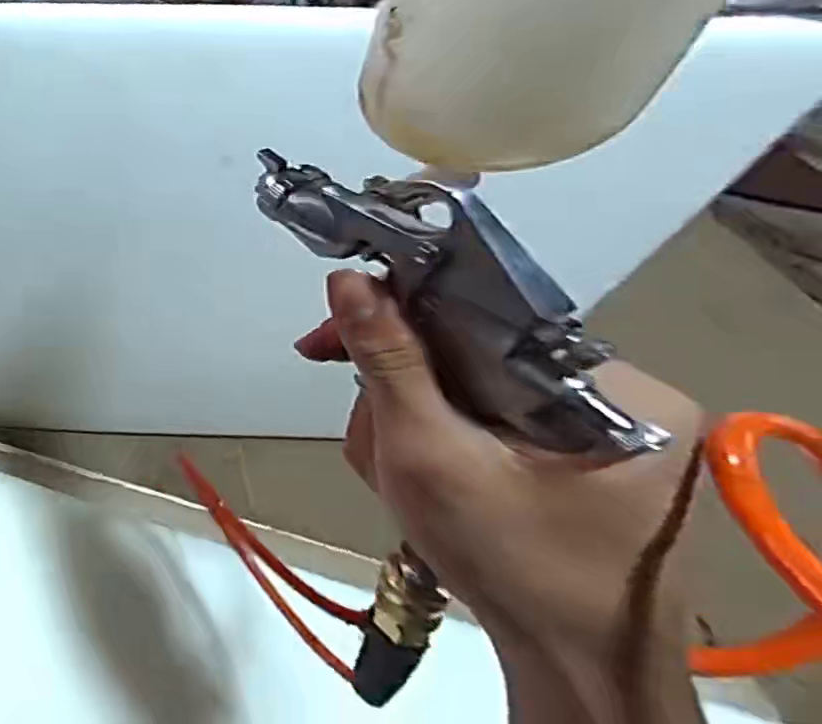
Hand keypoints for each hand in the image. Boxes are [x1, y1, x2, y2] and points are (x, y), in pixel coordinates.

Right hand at [296, 271, 704, 710]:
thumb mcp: (429, 452)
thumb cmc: (508, 560)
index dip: (396, 317)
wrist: (570, 667)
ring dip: (402, 419)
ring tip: (393, 469)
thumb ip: (388, 361)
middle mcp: (615, 395)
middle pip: (462, 350)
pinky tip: (412, 470)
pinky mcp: (566, 448)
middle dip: (395, 390)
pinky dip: (426, 434)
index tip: (329, 340)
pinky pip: (472, 411)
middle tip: (369, 433)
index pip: (480, 313)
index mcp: (616, 389)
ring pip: (456, 382)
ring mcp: (592, 424)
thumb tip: (349, 279)